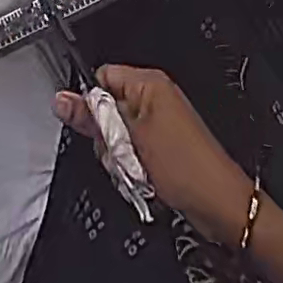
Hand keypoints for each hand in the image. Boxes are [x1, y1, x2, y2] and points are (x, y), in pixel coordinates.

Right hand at [55, 64, 252, 244]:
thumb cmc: (187, 167)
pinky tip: (144, 177)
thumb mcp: (128, 140)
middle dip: (106, 136)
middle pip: (106, 108)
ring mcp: (158, 122)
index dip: (93, 102)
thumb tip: (62, 100)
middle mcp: (154, 97)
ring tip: (137, 168)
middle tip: (122, 151)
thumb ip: (92, 118)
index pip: (101, 77)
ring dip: (118, 156)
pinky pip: (130, 150)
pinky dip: (131, 166)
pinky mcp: (161, 144)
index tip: (98, 125)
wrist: (220, 205)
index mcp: (148, 83)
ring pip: (116, 134)